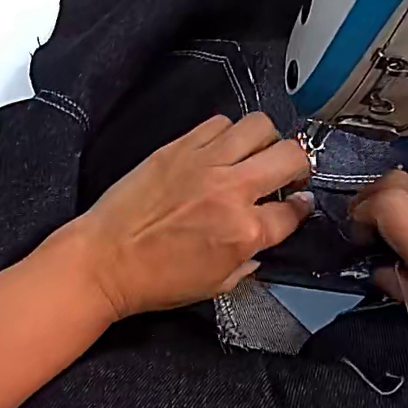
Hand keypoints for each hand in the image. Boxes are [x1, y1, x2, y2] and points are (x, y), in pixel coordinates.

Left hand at [50, 113, 313, 321]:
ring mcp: (205, 163)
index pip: (294, 210)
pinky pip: (219, 122)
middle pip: (291, 156)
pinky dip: (228, 133)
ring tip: (255, 153)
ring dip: (266, 140)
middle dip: (300, 164)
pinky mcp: (179, 146)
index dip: (303, 207)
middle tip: (289, 172)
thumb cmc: (155, 279)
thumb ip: (251, 257)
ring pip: (260, 126)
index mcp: (244, 232)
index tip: (300, 202)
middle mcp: (231, 191)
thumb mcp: (218, 284)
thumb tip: (266, 236)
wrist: (104, 260)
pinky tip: (221, 149)